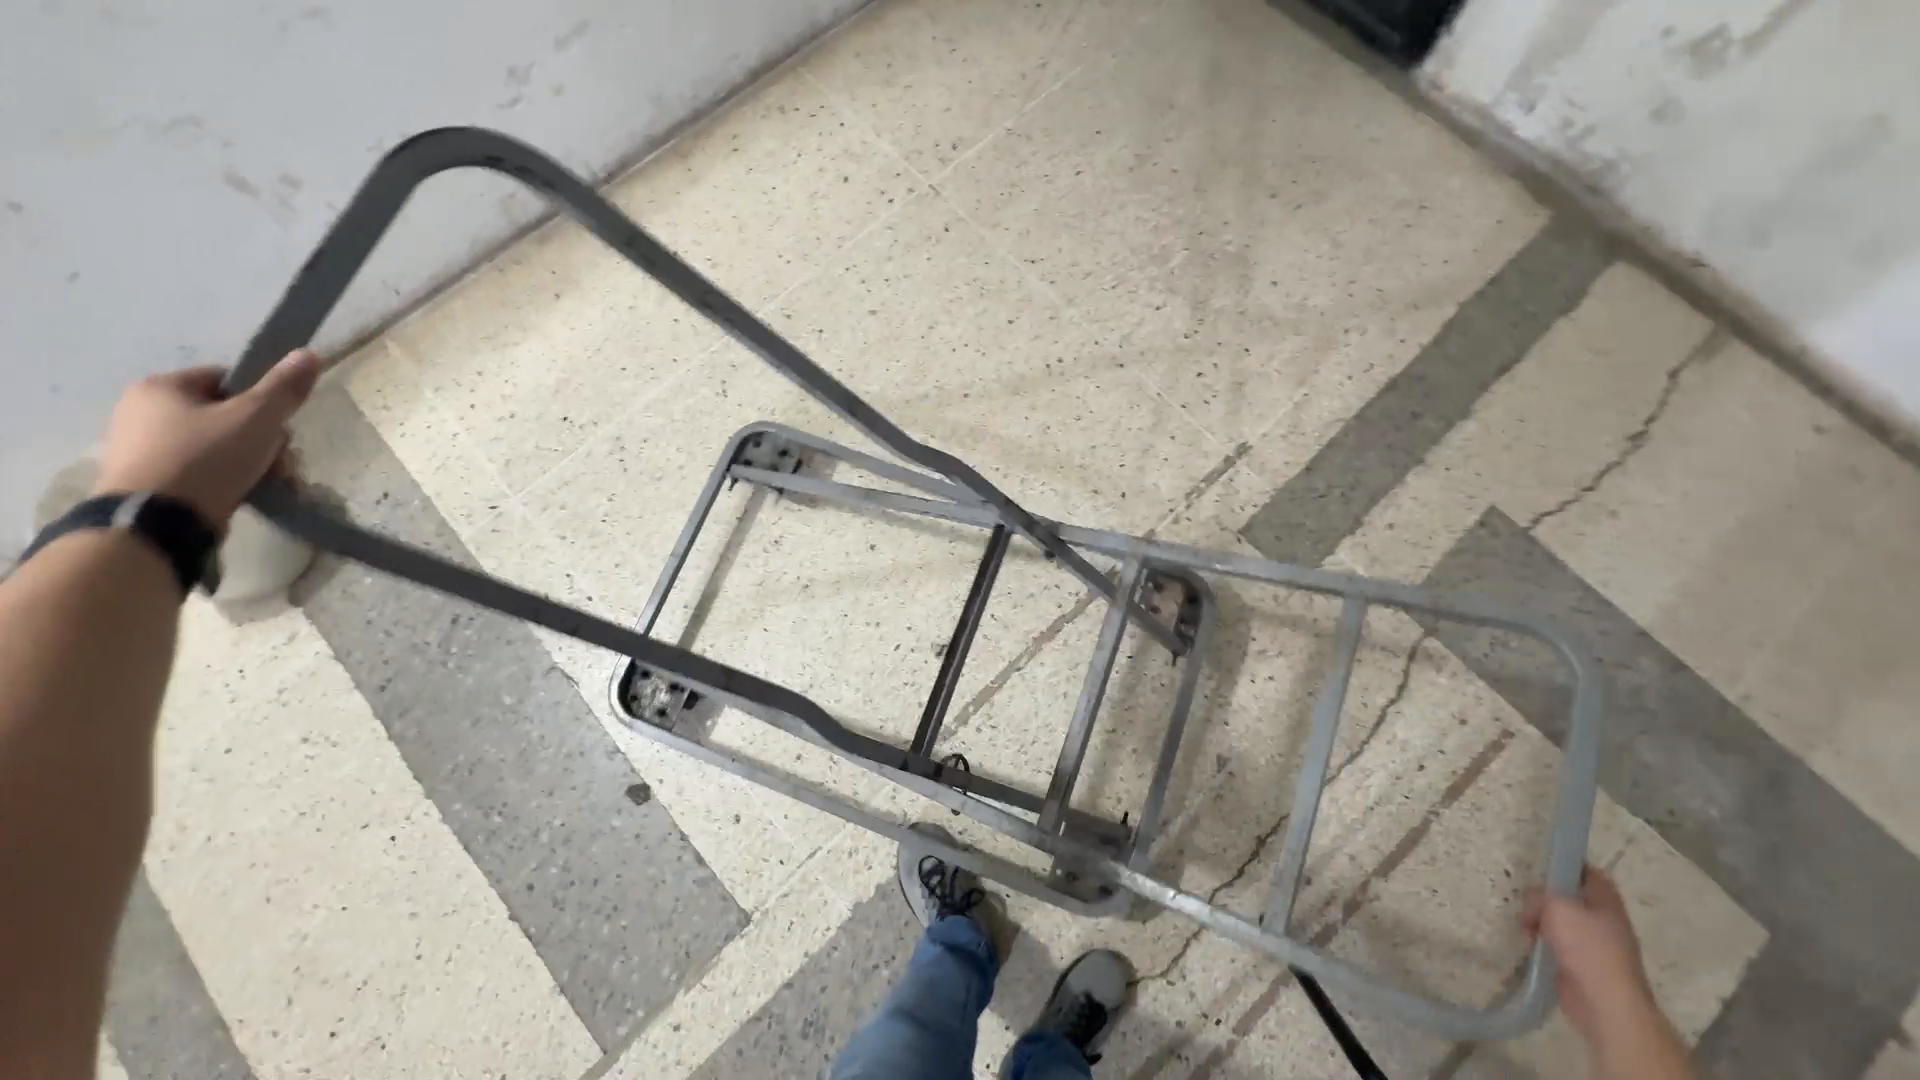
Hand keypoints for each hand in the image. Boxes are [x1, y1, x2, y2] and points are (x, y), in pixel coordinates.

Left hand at [92, 351, 320, 528]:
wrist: (158, 520)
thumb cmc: (206, 459)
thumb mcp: (256, 418)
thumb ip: (283, 387)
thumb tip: (309, 353)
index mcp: (160, 387)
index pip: (226, 380)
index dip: (262, 401)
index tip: (278, 426)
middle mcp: (141, 411)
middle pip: (225, 415)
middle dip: (261, 439)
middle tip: (277, 461)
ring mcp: (140, 448)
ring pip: (217, 445)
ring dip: (251, 461)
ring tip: (267, 482)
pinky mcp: (147, 480)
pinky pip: (200, 469)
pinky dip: (227, 478)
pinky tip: (244, 493)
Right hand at [1522, 866, 1660, 1044]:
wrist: (1605, 1003)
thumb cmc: (1587, 948)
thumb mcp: (1558, 907)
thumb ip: (1541, 894)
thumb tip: (1534, 898)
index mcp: (1606, 901)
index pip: (1588, 873)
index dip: (1567, 866)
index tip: (1541, 867)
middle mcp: (1602, 920)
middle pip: (1568, 897)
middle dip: (1543, 897)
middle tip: (1527, 903)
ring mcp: (1592, 943)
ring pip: (1558, 920)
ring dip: (1537, 919)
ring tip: (1525, 928)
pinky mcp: (1579, 962)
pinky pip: (1555, 942)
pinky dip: (1540, 940)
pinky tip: (1529, 945)